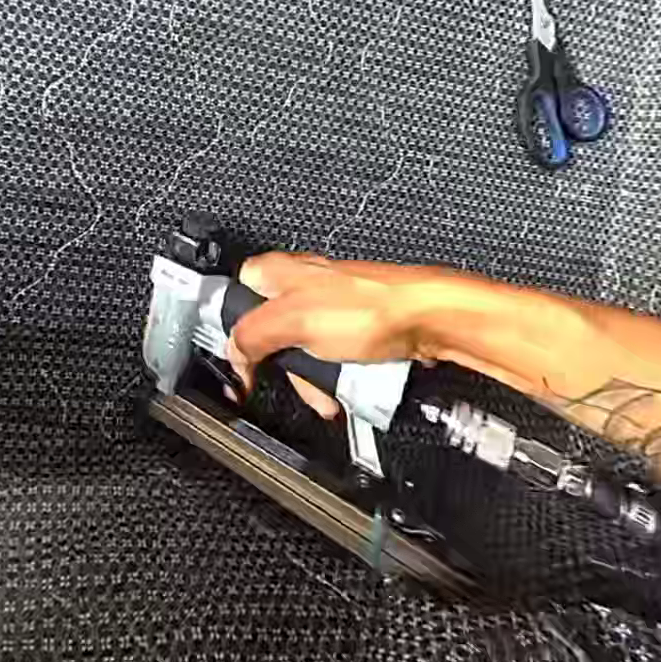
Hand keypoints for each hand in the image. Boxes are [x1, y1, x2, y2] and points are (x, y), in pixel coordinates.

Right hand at [225, 252, 471, 417]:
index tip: (243, 358)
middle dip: (283, 363)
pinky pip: (328, 357)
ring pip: (300, 349)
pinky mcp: (349, 326)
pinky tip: (345, 384)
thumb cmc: (371, 308)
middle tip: (296, 374)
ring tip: (328, 389)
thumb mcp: (294, 321)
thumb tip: (234, 353)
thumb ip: (253, 334)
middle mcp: (300, 285)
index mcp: (278, 272)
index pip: (236, 295)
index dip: (235, 329)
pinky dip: (334, 375)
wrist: (426, 319)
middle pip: (269, 331)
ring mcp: (326, 307)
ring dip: (311, 376)